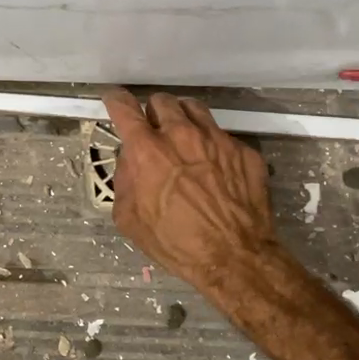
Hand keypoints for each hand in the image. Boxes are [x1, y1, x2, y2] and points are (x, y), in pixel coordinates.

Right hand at [101, 88, 277, 291]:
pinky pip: (223, 136)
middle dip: (153, 112)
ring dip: (183, 118)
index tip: (114, 100)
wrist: (235, 259)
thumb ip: (124, 180)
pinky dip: (213, 145)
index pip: (124, 107)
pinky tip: (215, 166)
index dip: (115, 100)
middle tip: (154, 130)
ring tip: (184, 137)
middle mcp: (181, 135)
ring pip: (194, 108)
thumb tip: (130, 160)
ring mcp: (217, 140)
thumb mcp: (129, 217)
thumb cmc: (174, 242)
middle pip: (162, 101)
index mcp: (147, 150)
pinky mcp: (244, 152)